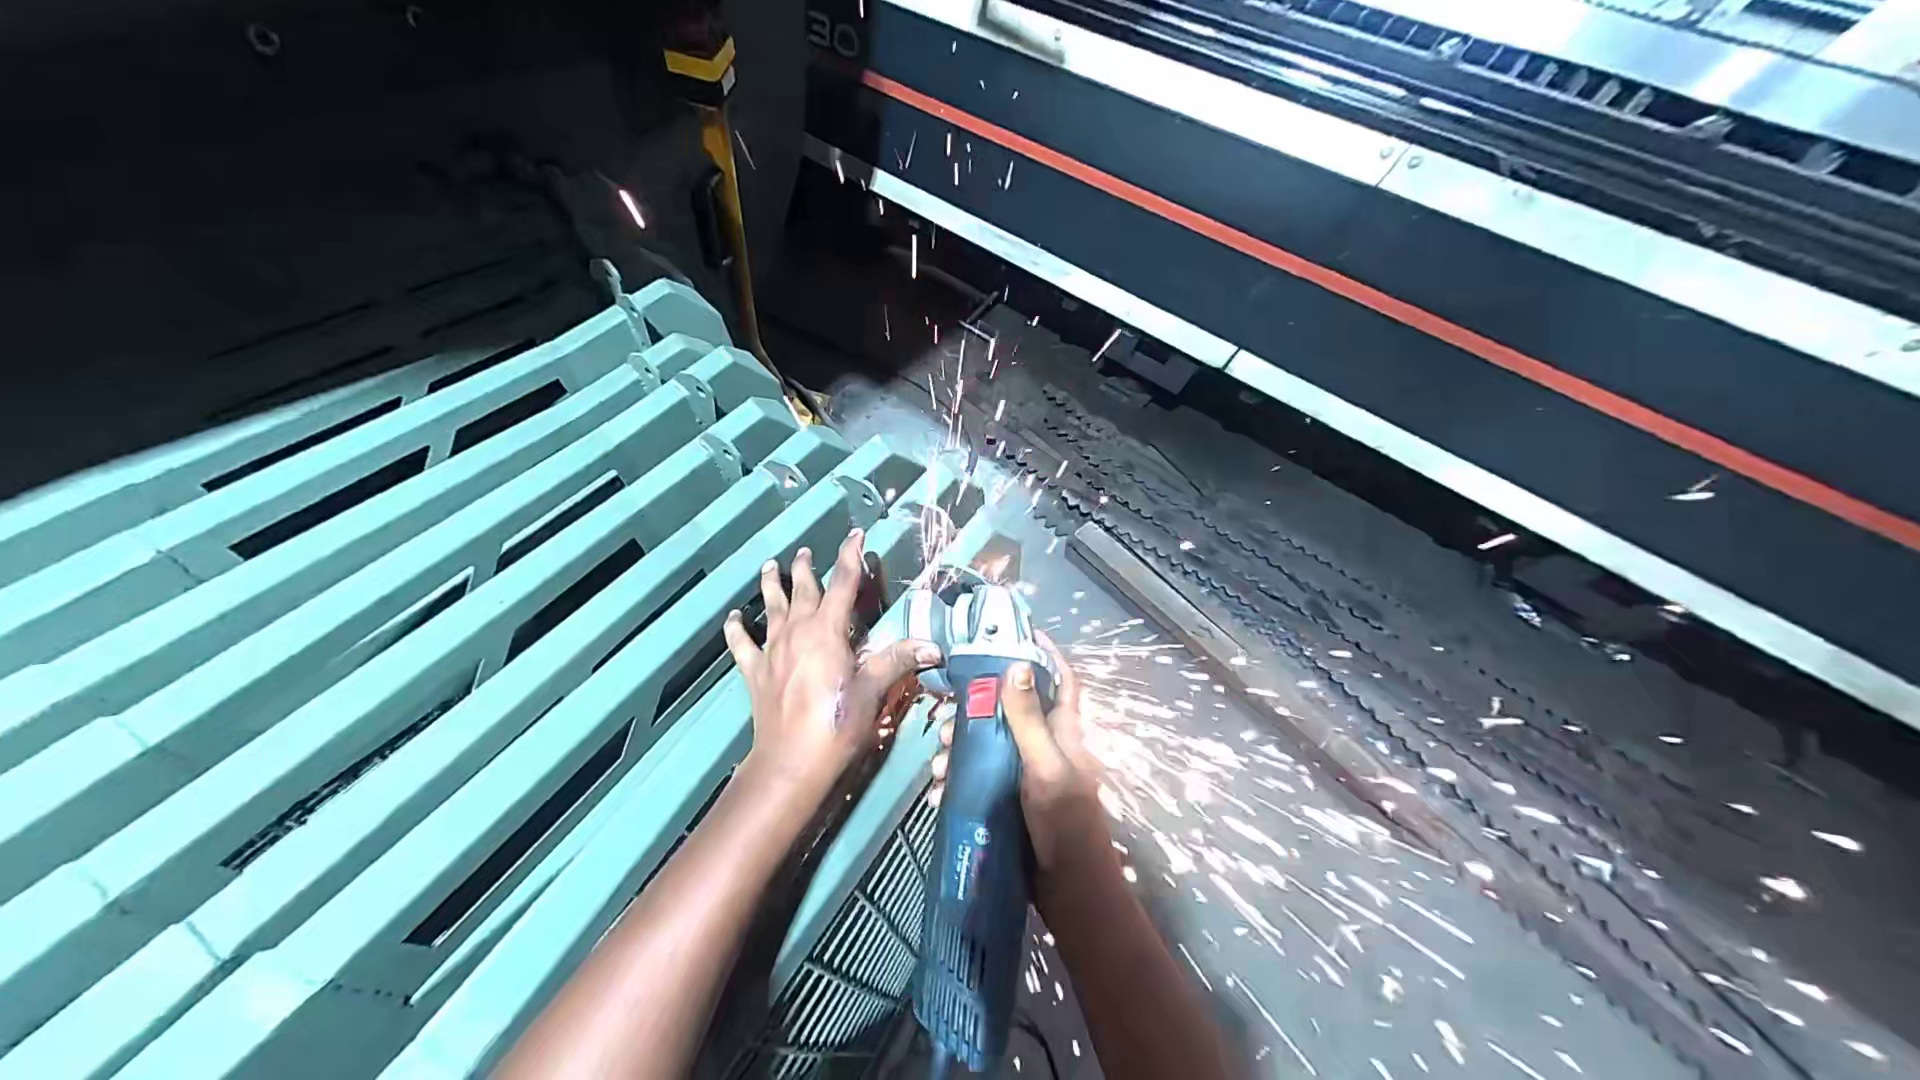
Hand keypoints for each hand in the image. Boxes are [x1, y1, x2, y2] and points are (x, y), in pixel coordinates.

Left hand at [725, 529, 941, 795]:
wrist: (790, 762)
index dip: (850, 556)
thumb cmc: (837, 724)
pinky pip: (742, 644)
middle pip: (802, 590)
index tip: (856, 535)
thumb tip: (934, 645)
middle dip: (806, 568)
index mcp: (827, 630)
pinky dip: (737, 629)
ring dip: (771, 585)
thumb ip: (898, 661)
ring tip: (770, 565)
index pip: (843, 583)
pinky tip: (733, 617)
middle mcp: (797, 631)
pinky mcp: (755, 672)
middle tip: (806, 552)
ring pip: (771, 607)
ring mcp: (772, 651)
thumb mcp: (873, 691)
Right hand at [931, 633, 1104, 872]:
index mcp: (1063, 729)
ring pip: (988, 742)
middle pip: (1010, 708)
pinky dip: (957, 778)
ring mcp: (1025, 771)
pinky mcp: (1009, 796)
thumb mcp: (1045, 764)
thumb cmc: (1063, 820)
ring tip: (937, 763)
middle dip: (976, 708)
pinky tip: (937, 789)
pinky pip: (979, 775)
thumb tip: (1015, 664)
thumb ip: (1027, 719)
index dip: (1045, 652)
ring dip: (959, 747)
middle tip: (947, 719)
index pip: (1060, 678)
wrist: (1066, 888)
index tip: (1016, 633)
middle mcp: (1045, 744)